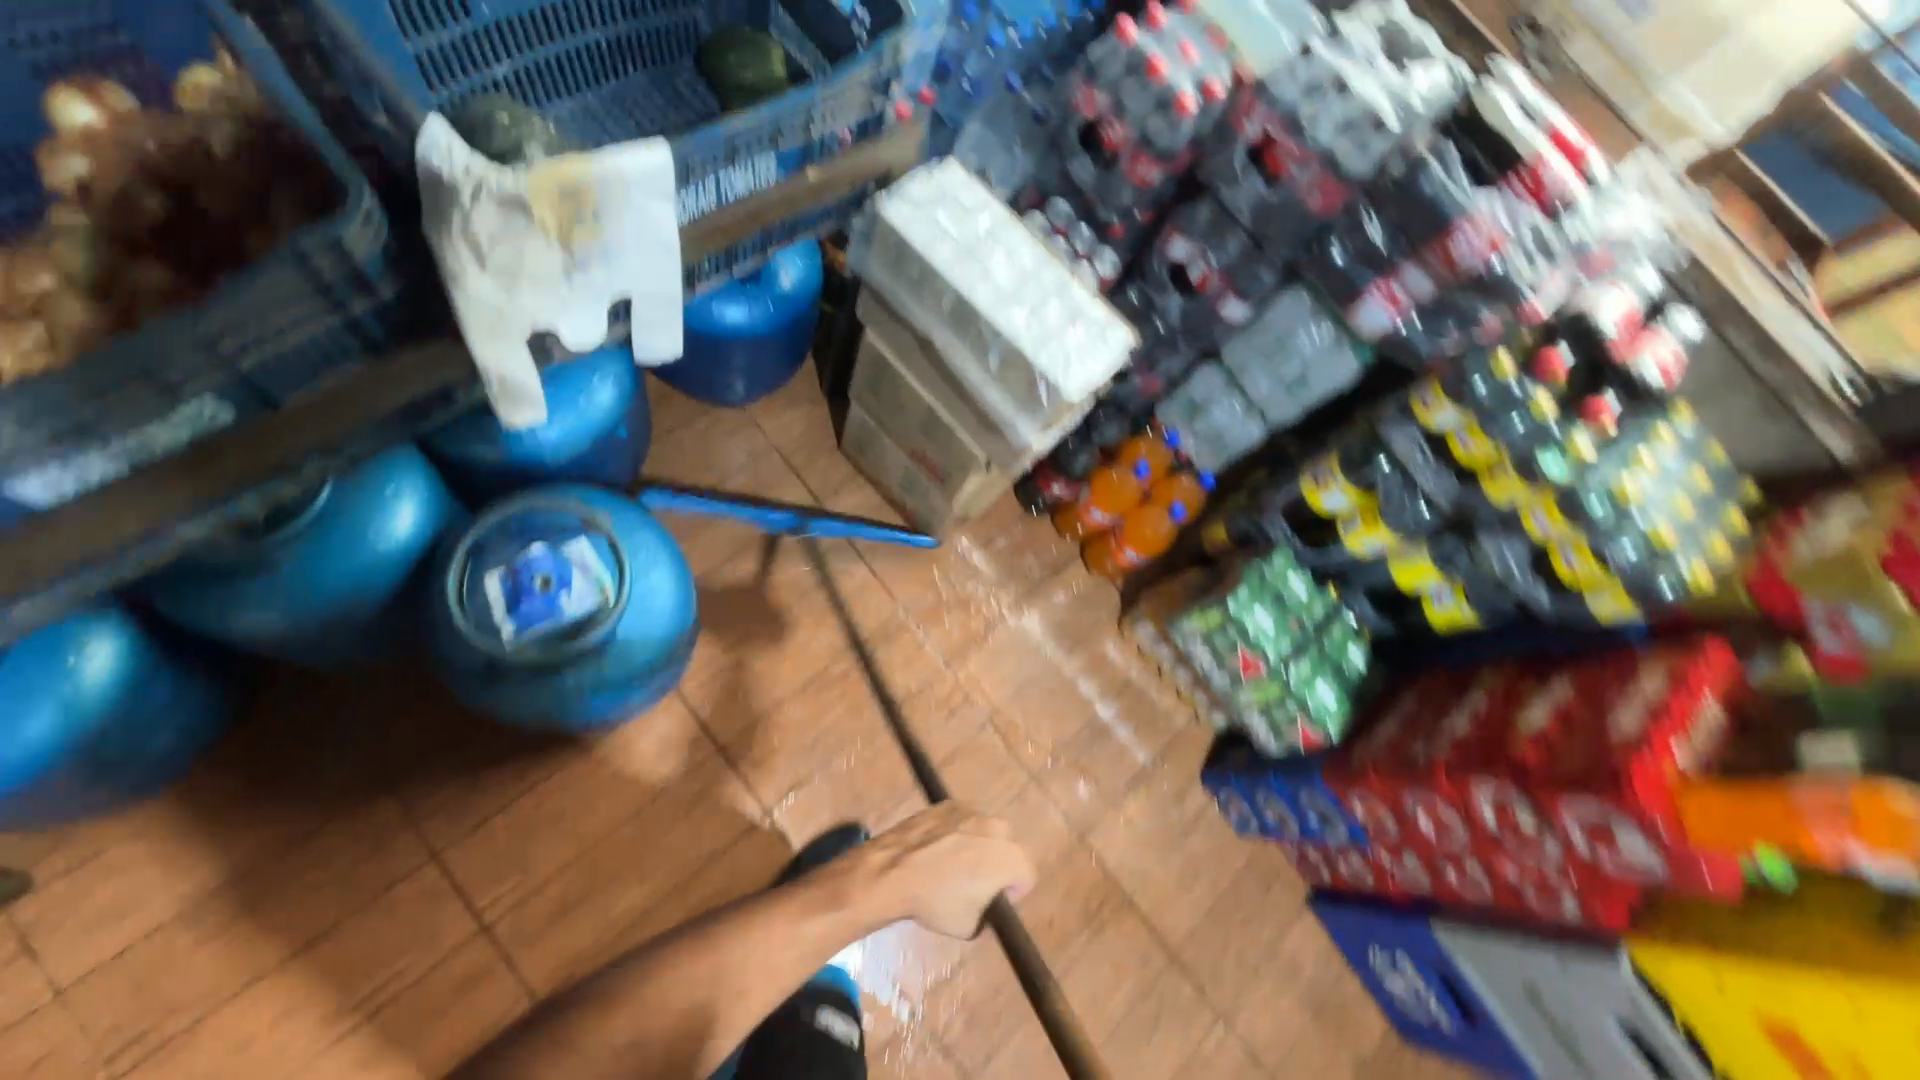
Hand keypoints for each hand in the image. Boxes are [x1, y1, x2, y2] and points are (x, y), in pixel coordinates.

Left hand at [838, 803, 1037, 939]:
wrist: (893, 870)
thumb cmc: (936, 901)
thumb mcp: (971, 927)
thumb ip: (990, 916)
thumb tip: (986, 907)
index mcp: (1012, 858)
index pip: (1026, 878)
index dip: (1012, 894)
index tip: (991, 902)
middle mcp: (999, 828)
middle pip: (1007, 850)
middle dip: (996, 866)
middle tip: (971, 883)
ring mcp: (972, 811)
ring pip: (984, 832)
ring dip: (976, 846)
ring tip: (948, 864)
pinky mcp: (948, 803)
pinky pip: (961, 821)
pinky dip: (954, 832)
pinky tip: (935, 848)